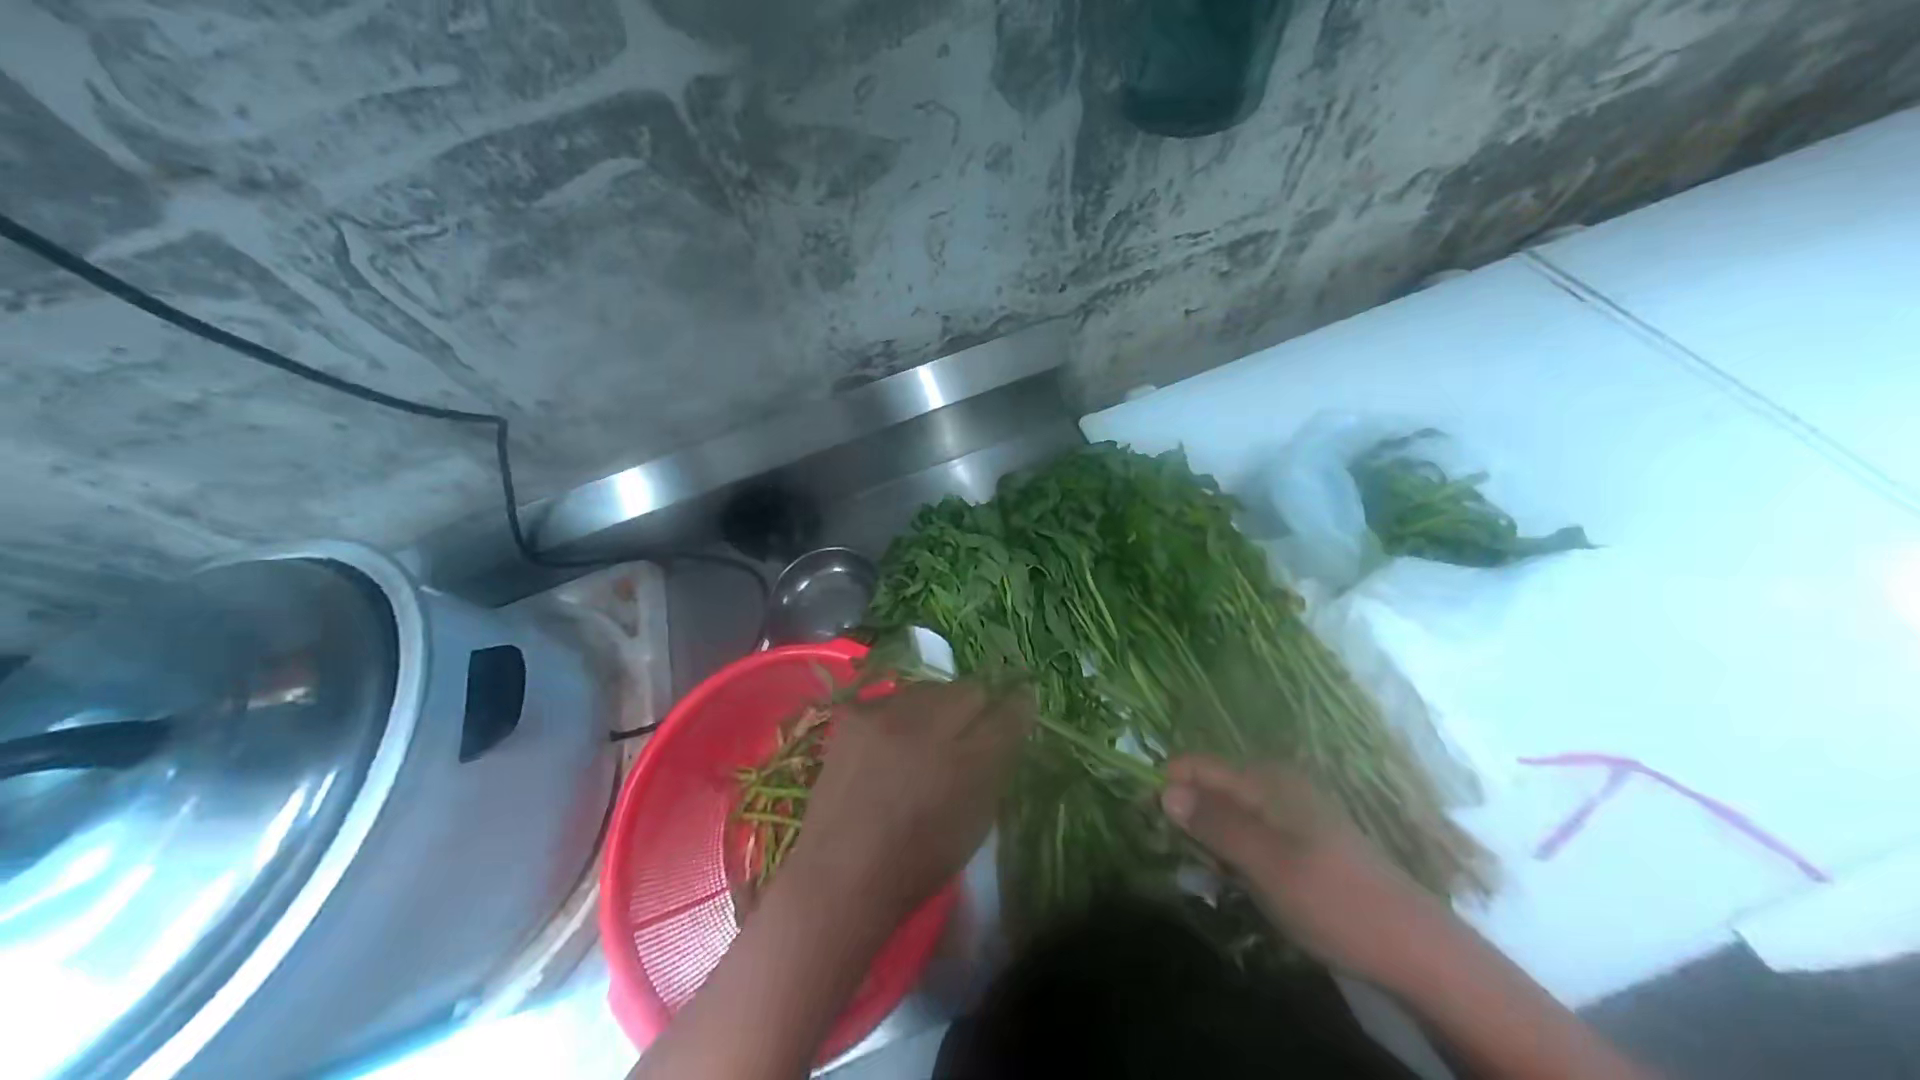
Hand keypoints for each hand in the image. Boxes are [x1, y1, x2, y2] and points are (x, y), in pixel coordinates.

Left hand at [781, 679, 1031, 921]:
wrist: (841, 875)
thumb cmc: (919, 860)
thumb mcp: (978, 818)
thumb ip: (997, 765)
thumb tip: (1006, 727)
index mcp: (971, 760)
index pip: (1008, 711)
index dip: (1018, 706)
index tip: (1018, 706)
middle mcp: (930, 726)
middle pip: (969, 689)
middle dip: (977, 704)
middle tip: (970, 729)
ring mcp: (886, 715)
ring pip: (930, 689)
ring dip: (938, 706)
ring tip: (928, 736)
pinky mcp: (854, 716)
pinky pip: (892, 700)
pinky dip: (899, 715)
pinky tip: (891, 741)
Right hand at [1160, 755, 1444, 981]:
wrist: (1414, 950)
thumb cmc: (1334, 899)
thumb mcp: (1265, 863)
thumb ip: (1214, 822)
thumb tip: (1163, 789)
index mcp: (1266, 780)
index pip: (1195, 766)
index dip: (1165, 788)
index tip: (1144, 824)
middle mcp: (1275, 787)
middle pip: (1208, 789)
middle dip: (1186, 820)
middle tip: (1184, 863)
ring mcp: (1290, 815)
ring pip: (1226, 817)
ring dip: (1208, 844)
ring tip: (1209, 880)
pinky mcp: (1299, 843)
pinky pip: (1248, 837)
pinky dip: (1232, 856)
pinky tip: (1236, 885)